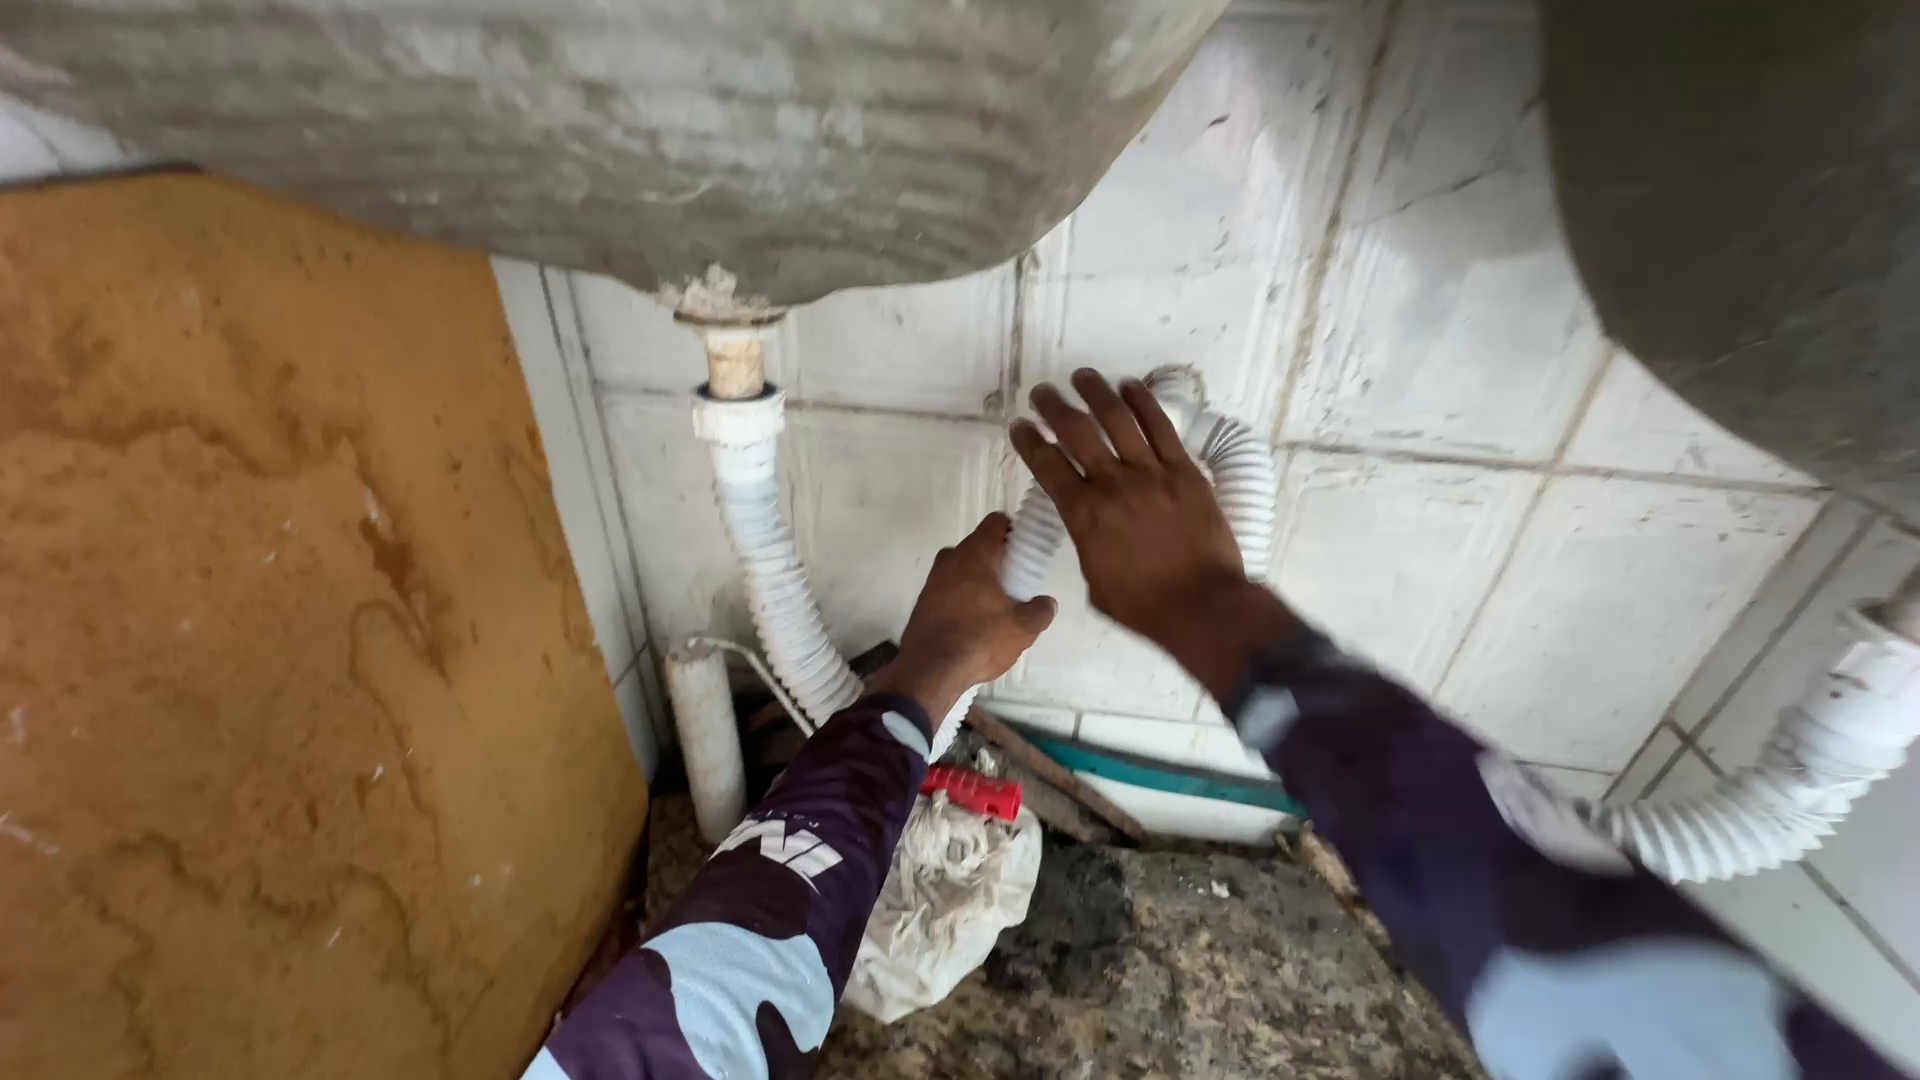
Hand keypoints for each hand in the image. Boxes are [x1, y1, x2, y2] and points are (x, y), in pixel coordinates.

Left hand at [867, 512, 1056, 720]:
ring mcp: (932, 581)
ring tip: (997, 606)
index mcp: (974, 555)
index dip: (1014, 531)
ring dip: (979, 580)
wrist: (930, 671)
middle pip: (979, 546)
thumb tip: (1047, 603)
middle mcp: (949, 560)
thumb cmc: (979, 640)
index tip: (1026, 551)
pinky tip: (974, 622)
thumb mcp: (1022, 629)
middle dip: (998, 559)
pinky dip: (962, 597)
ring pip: (962, 569)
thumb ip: (1040, 611)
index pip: (996, 522)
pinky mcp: (923, 603)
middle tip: (1016, 583)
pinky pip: (949, 589)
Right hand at [1009, 369, 1294, 698]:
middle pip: (1076, 432)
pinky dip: (1143, 402)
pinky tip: (1130, 386)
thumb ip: (1086, 543)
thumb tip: (1088, 529)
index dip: (1029, 441)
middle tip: (1043, 393)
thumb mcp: (1094, 578)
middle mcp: (1112, 485)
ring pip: (1117, 420)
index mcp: (1084, 514)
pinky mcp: (1185, 471)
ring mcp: (1151, 474)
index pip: (1047, 465)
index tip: (1020, 426)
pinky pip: (1161, 428)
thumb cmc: (1144, 605)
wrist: (1202, 605)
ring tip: (1082, 377)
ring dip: (1095, 393)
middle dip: (1054, 407)